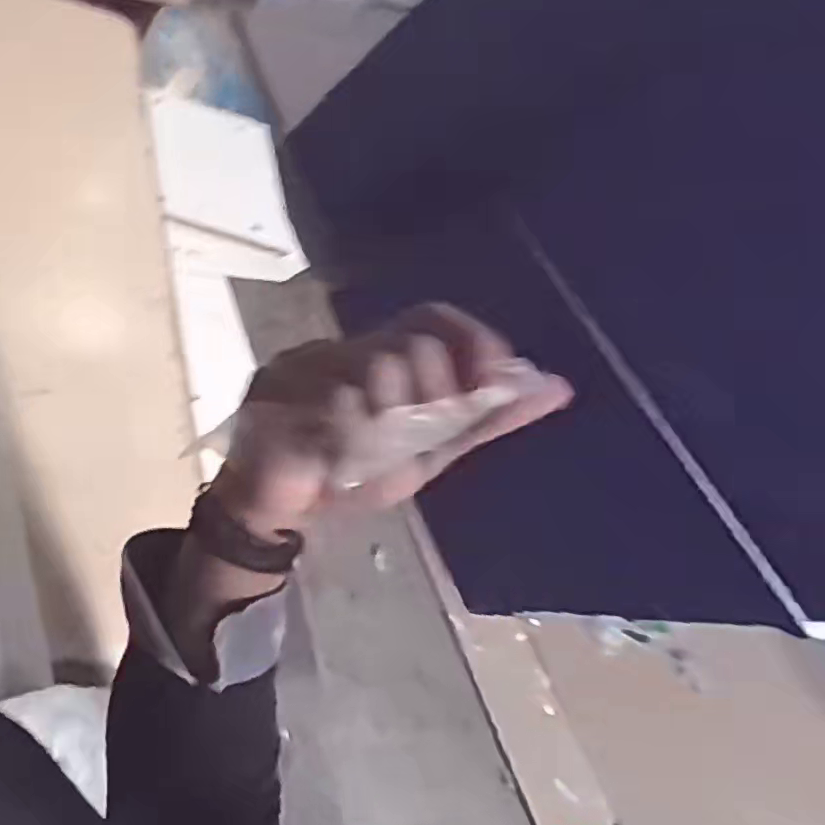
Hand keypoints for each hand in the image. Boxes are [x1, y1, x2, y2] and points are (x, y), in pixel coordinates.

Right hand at [210, 303, 572, 537]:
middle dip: (435, 395)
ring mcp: (295, 368)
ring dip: (393, 417)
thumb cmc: (343, 477)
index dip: (471, 341)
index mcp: (367, 356)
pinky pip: (336, 399)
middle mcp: (330, 351)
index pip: (427, 319)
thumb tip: (555, 385)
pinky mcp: (270, 392)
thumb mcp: (424, 453)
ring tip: (369, 449)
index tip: (493, 384)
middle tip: (414, 435)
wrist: (273, 506)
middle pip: (408, 344)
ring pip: (374, 365)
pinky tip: (340, 456)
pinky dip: (356, 434)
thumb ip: (479, 420)